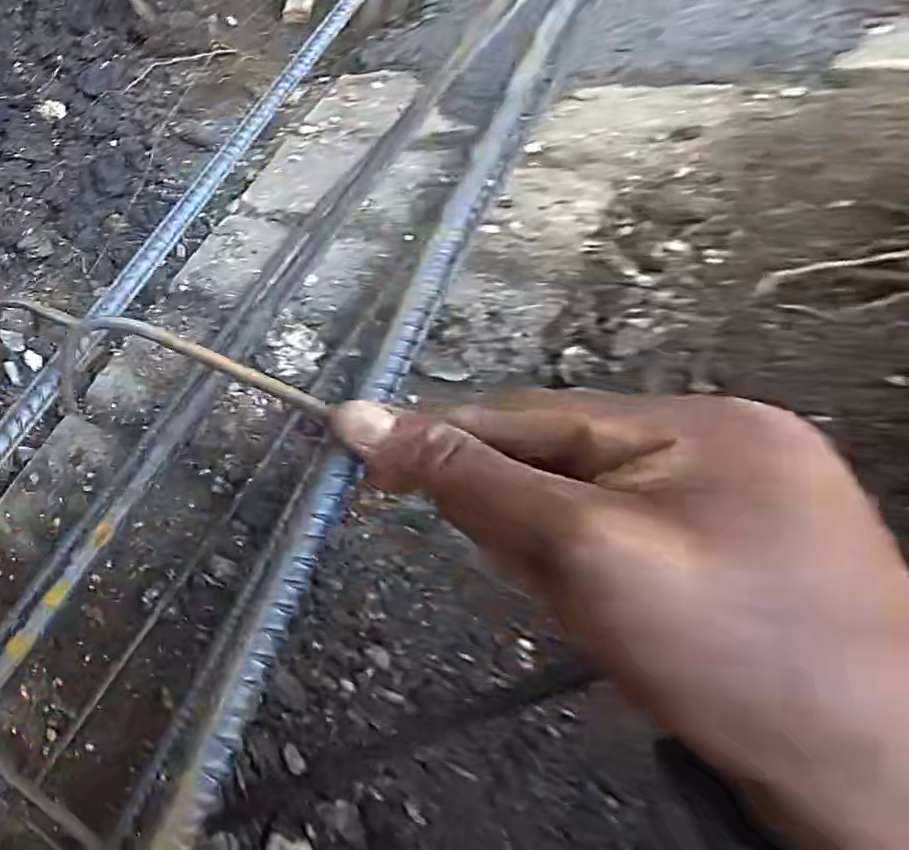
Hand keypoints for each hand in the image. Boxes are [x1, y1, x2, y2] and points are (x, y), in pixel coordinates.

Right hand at [332, 391, 908, 849]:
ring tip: (567, 595)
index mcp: (692, 422)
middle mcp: (708, 444)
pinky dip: (567, 562)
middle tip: (526, 570)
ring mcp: (720, 497)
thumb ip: (461, 473)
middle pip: (539, 454)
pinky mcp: (713, 547)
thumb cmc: (727, 651)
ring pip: (558, 495)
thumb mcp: (576, 547)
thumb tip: (354, 415)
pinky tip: (591, 602)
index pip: (516, 415)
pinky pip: (594, 530)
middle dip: (507, 510)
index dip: (439, 444)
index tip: (370, 476)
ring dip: (534, 541)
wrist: (884, 795)